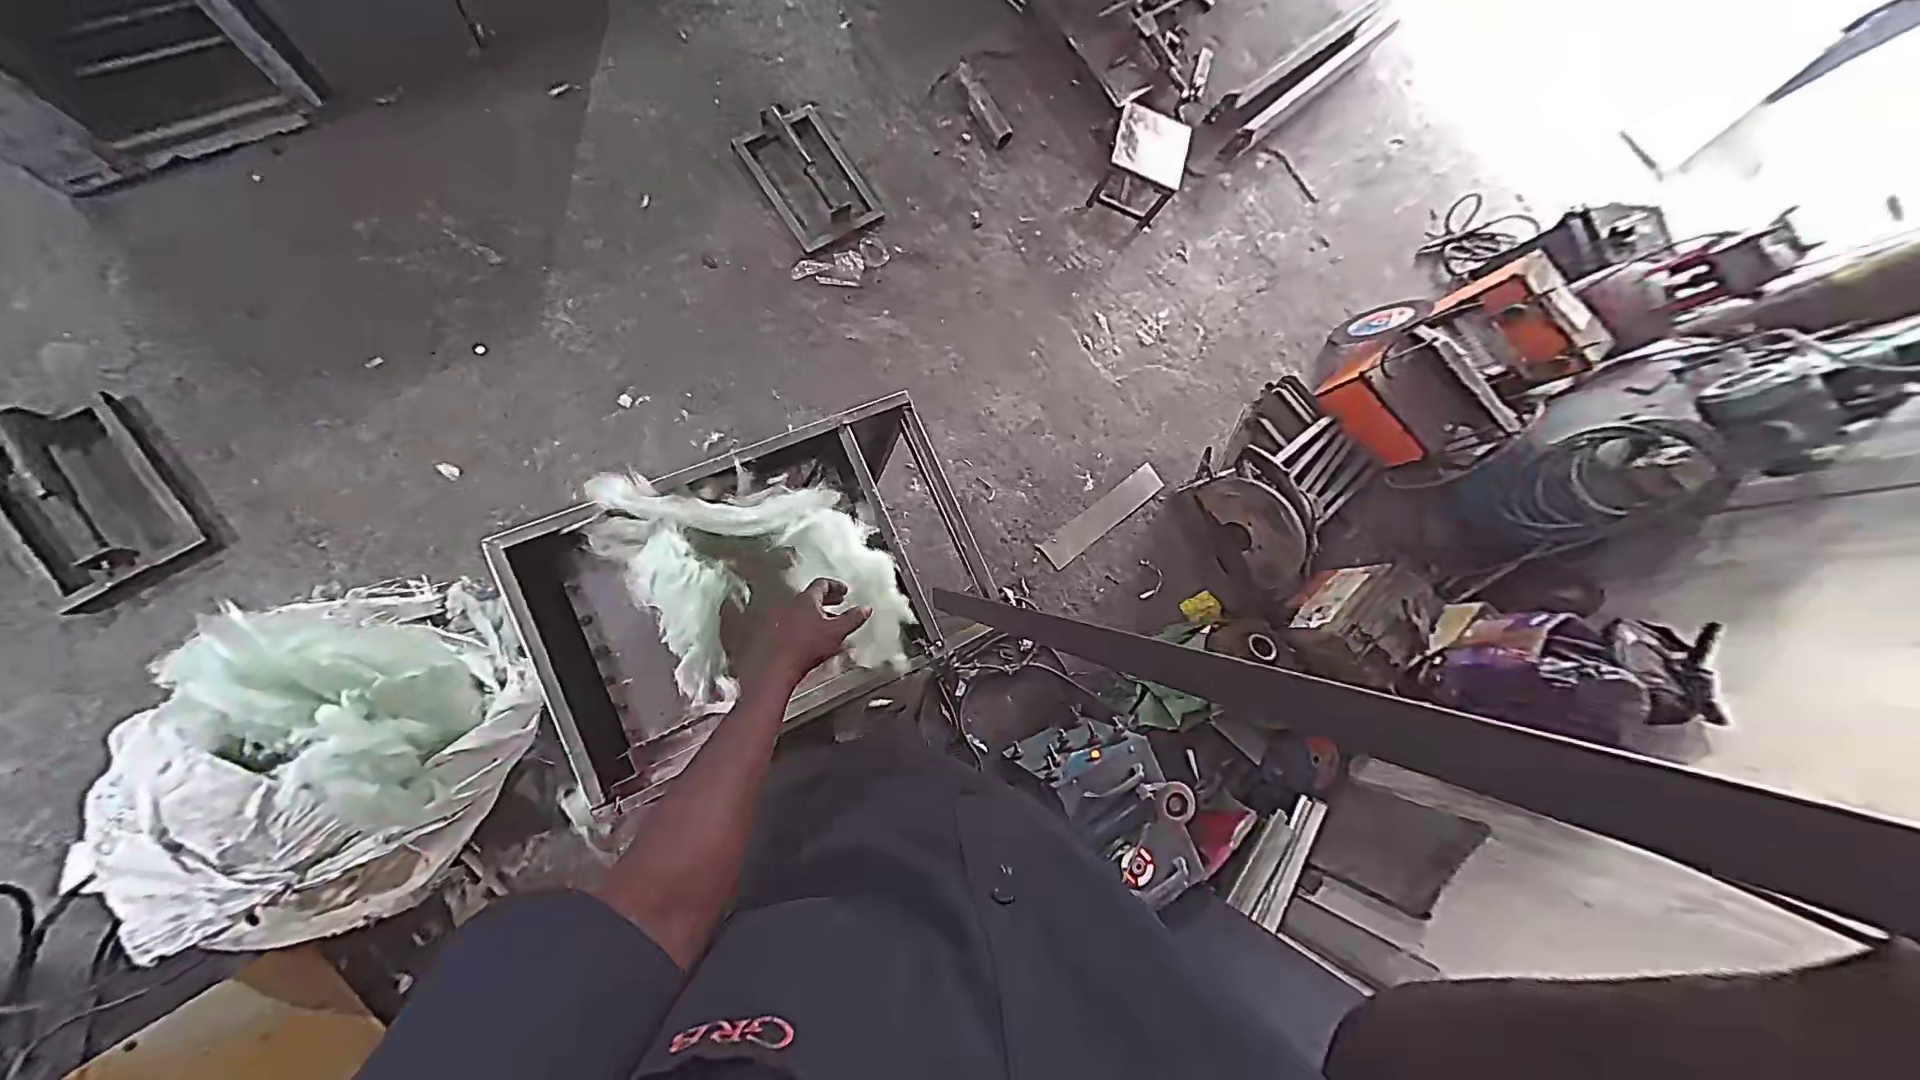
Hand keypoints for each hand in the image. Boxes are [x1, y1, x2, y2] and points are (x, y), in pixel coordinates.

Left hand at [755, 579, 870, 688]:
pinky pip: (797, 623)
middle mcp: (792, 606)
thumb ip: (853, 618)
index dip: (836, 586)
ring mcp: (783, 619)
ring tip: (830, 623)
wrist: (780, 667)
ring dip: (819, 613)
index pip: (822, 584)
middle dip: (828, 599)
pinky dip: (809, 625)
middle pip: (813, 596)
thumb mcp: (838, 631)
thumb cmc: (805, 647)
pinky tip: (816, 638)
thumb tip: (864, 609)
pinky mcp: (778, 633)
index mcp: (806, 600)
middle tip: (839, 602)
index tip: (843, 590)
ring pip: (804, 611)